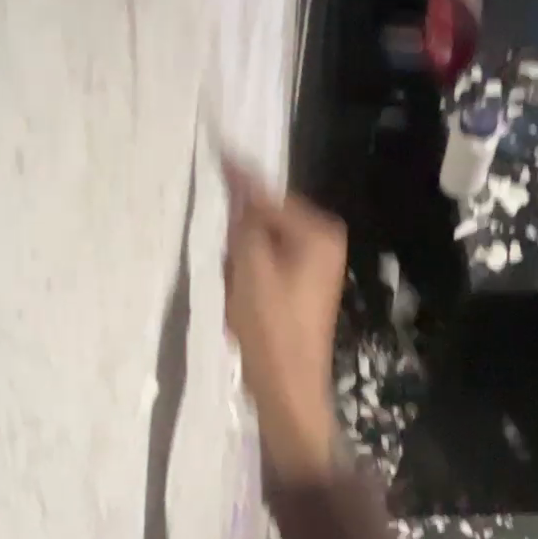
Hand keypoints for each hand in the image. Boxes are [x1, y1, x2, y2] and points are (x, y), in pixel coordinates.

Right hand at [222, 159, 347, 481]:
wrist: (289, 392)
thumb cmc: (270, 332)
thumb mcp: (250, 269)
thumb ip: (244, 221)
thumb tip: (238, 181)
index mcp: (318, 232)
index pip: (267, 194)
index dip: (236, 179)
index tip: (213, 146)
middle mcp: (324, 244)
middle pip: (265, 219)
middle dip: (238, 234)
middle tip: (220, 254)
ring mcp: (315, 269)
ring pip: (262, 245)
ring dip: (239, 258)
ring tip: (229, 284)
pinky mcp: (302, 291)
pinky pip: (266, 267)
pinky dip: (247, 276)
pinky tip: (238, 301)